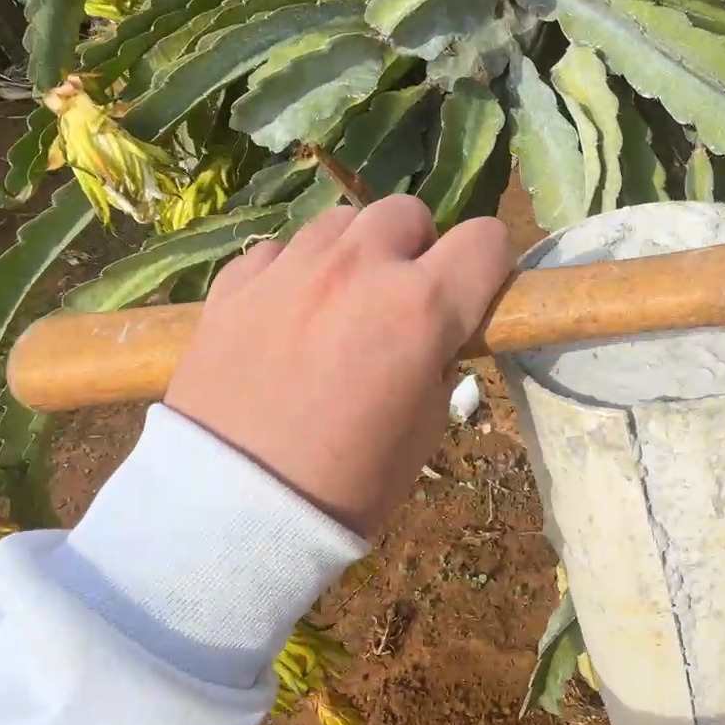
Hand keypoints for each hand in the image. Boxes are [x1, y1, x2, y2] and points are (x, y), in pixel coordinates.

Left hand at [166, 195, 511, 536]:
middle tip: (405, 299)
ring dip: (357, 253)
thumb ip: (437, 357)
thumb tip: (430, 333)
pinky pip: (279, 250)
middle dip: (419, 249)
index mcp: (421, 308)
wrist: (235, 512)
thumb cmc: (352, 482)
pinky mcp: (233, 285)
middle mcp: (358, 270)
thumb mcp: (427, 424)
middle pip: (408, 212)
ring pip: (341, 221)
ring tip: (343, 303)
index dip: (491, 264)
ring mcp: (289, 270)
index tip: (476, 294)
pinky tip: (288, 315)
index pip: (486, 239)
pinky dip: (296, 271)